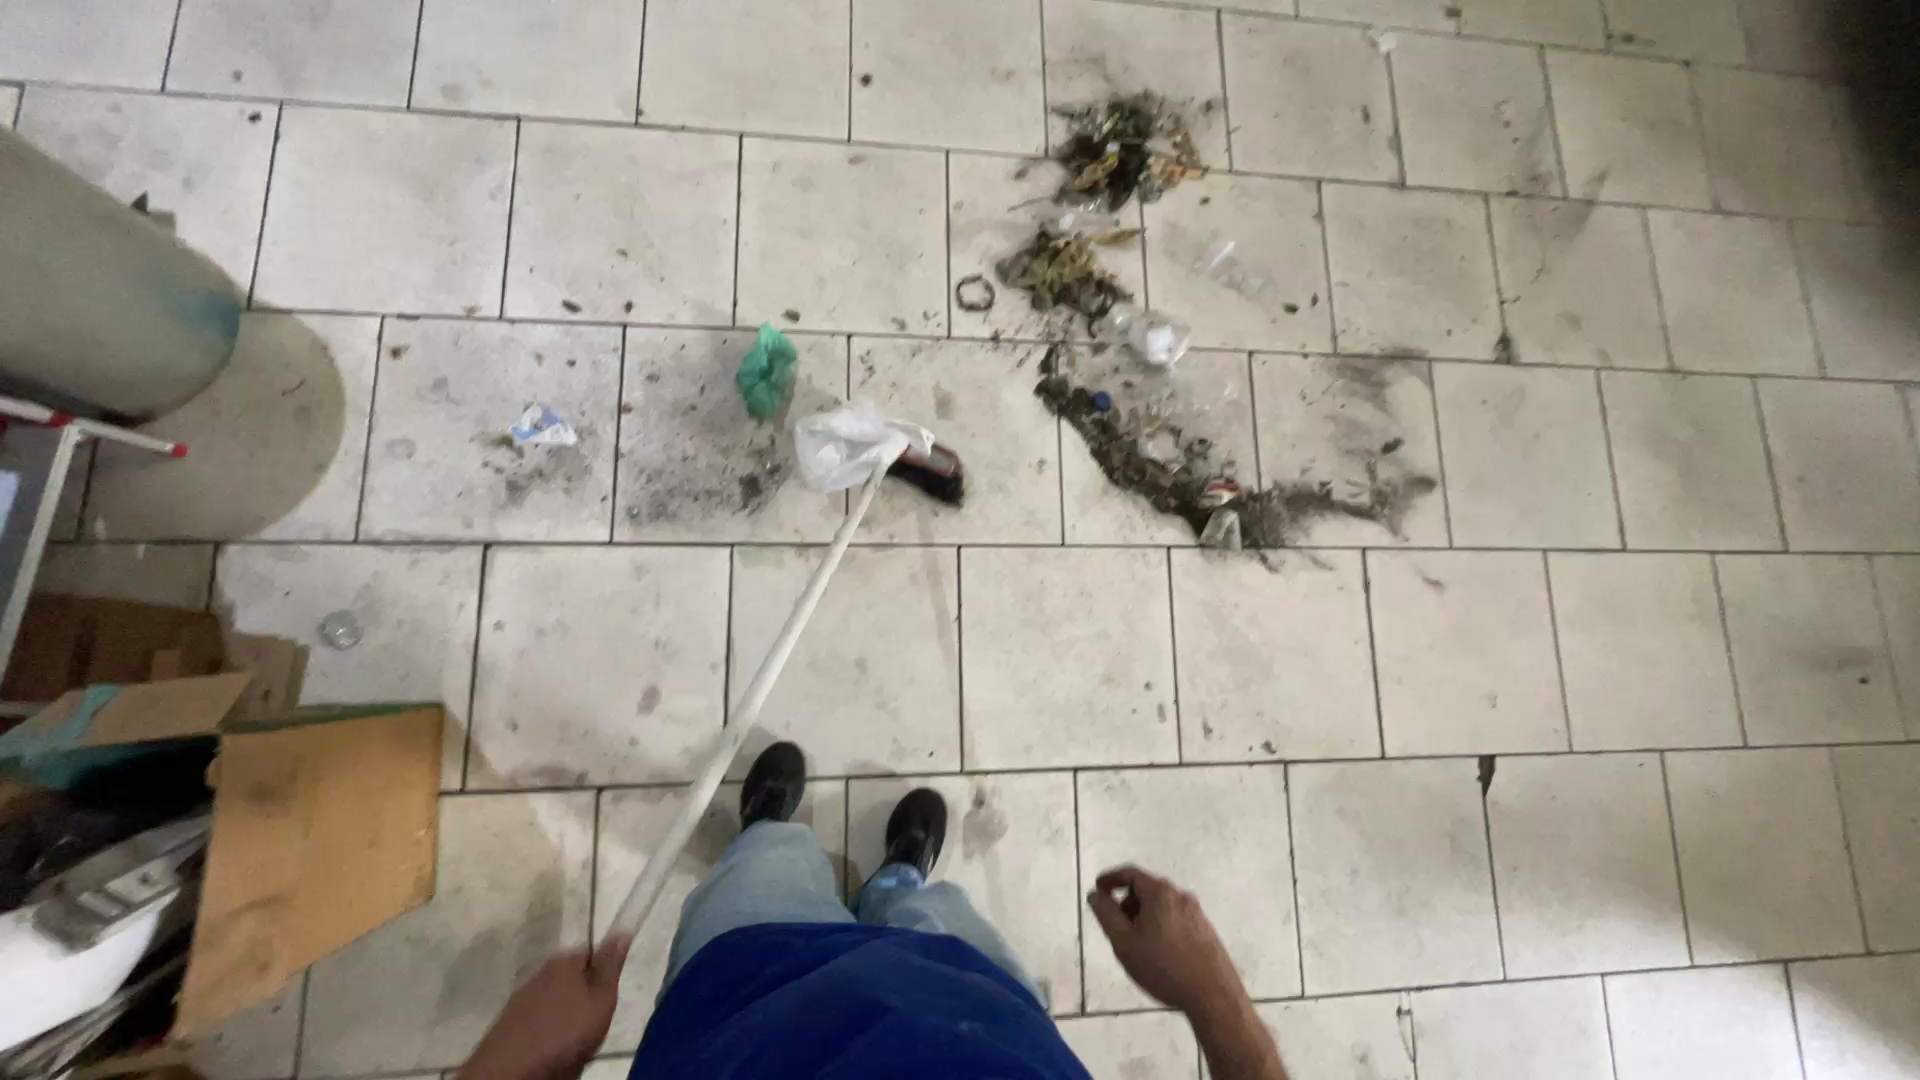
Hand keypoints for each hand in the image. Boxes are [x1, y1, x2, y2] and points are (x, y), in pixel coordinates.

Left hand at [458, 936, 632, 1079]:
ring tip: (570, 1039)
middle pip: (573, 977)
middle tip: (591, 1021)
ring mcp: (521, 996)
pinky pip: (537, 1017)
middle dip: (583, 995)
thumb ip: (612, 965)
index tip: (607, 997)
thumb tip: (623, 930)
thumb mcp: (603, 999)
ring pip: (554, 999)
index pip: (593, 953)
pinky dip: (544, 1028)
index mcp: (566, 959)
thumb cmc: (564, 1032)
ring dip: (563, 1013)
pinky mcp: (506, 1021)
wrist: (508, 1072)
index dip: (603, 974)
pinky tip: (548, 1046)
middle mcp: (541, 970)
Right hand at [1086, 865, 1242, 1017]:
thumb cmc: (1163, 967)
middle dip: (1127, 903)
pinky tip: (1161, 954)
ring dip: (1145, 917)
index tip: (1098, 889)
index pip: (1130, 873)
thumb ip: (1106, 914)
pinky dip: (1161, 926)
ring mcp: (1197, 914)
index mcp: (1160, 893)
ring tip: (1138, 945)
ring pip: (1162, 906)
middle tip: (1117, 926)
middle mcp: (1181, 896)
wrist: (1214, 997)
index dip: (1110, 878)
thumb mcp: (1124, 943)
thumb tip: (1095, 894)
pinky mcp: (1207, 931)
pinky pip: (1176, 920)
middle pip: (1147, 889)